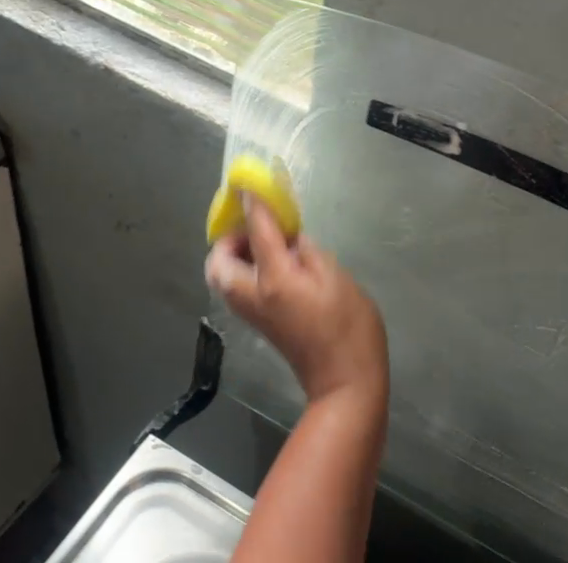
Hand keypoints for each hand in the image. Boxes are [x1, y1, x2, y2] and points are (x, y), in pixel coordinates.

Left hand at [206, 197, 387, 405]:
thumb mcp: (336, 276)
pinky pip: (238, 287)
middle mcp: (253, 295)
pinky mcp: (261, 322)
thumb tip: (291, 241)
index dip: (254, 205)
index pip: (256, 231)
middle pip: (219, 261)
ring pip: (224, 277)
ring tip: (268, 243)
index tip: (249, 185)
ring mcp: (254, 312)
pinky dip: (245, 269)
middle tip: (259, 227)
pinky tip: (275, 263)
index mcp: (274, 279)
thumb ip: (308, 251)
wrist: (345, 382)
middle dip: (229, 238)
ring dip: (235, 255)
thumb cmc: (349, 326)